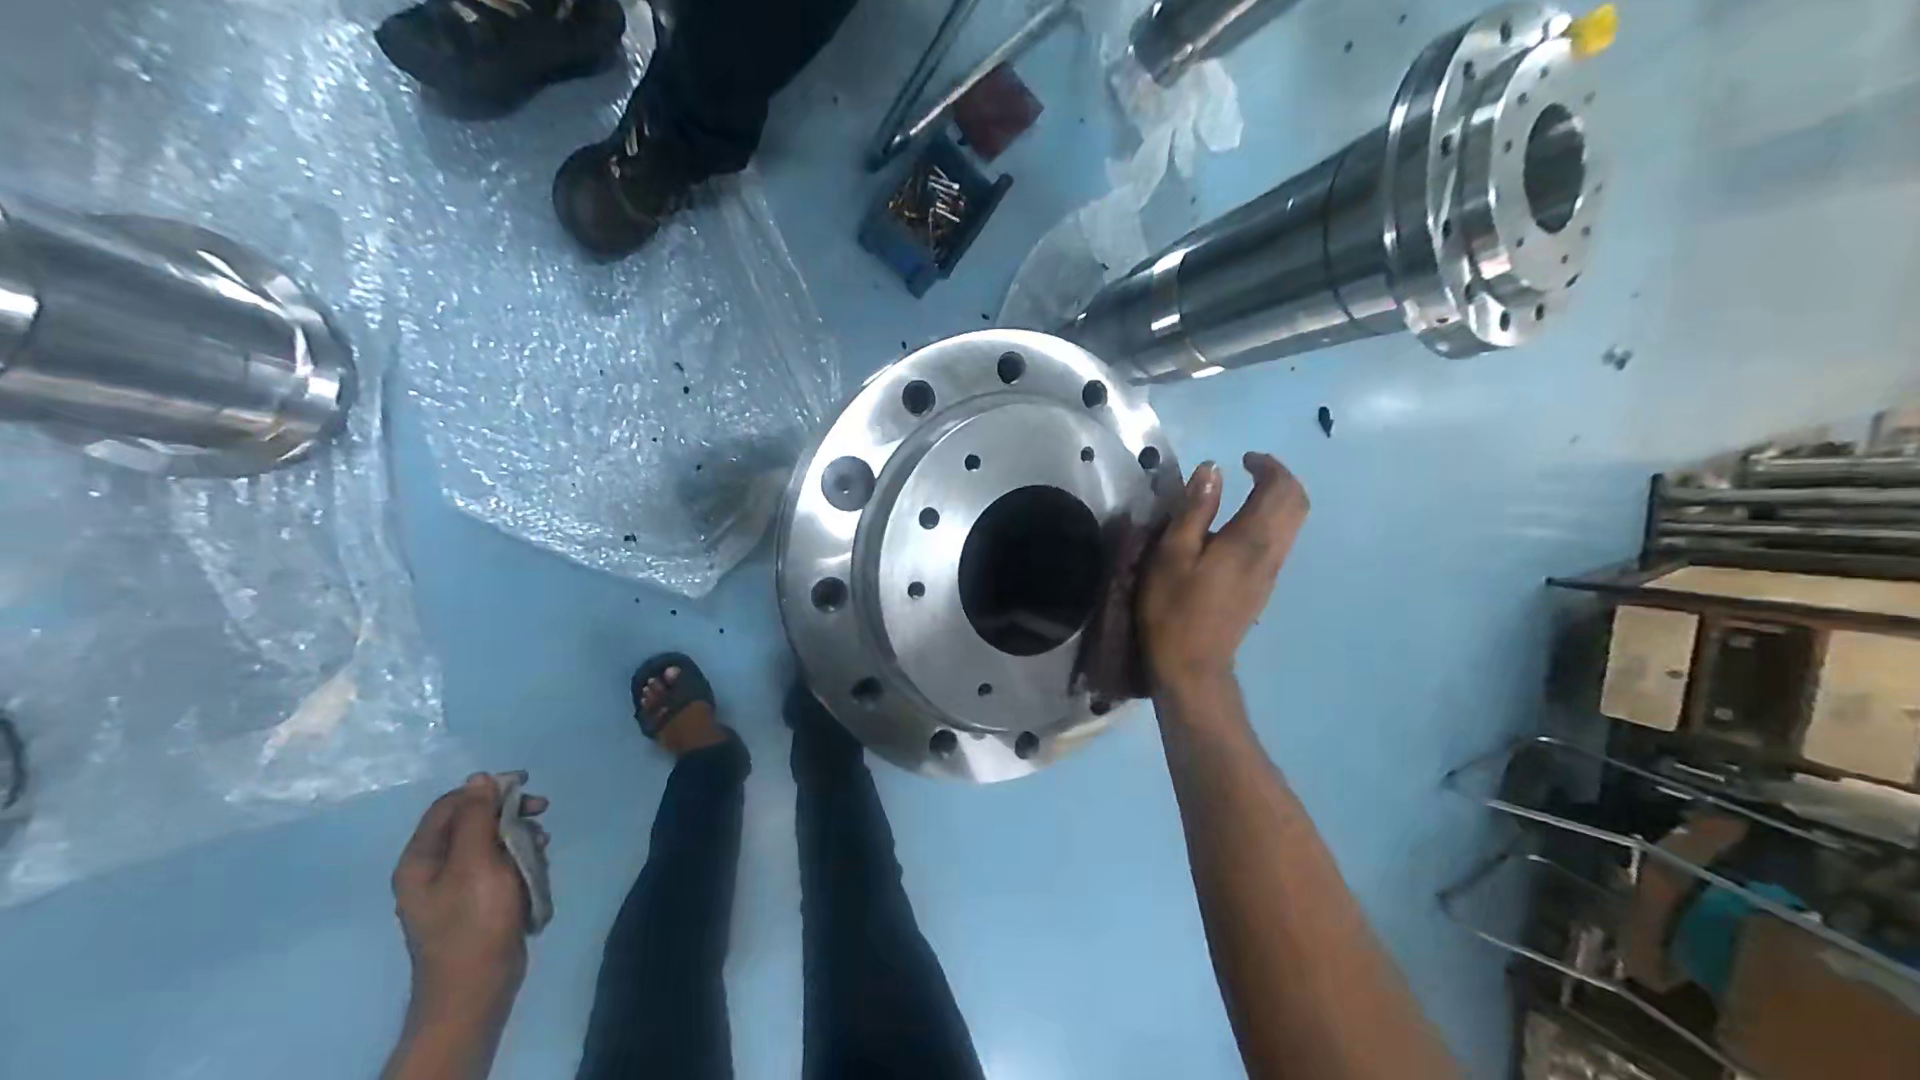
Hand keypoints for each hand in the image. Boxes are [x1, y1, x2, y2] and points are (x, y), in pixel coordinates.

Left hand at [392, 772, 547, 1014]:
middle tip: (543, 810)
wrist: (476, 987)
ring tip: (542, 846)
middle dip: (509, 812)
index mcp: (421, 859)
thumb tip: (479, 778)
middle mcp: (432, 869)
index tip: (526, 783)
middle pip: (472, 821)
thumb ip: (476, 818)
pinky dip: (519, 858)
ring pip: (491, 842)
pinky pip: (499, 865)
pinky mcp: (477, 900)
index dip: (487, 788)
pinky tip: (537, 865)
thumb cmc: (474, 921)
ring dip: (519, 835)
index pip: (451, 804)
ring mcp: (455, 887)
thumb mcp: (476, 863)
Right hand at [1138, 453, 1308, 693]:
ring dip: (1279, 499)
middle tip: (1251, 469)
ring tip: (1247, 492)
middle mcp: (1272, 552)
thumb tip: (1211, 470)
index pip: (1280, 489)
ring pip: (1293, 524)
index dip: (1267, 466)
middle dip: (1281, 478)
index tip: (1243, 458)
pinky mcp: (1263, 586)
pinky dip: (1272, 520)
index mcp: (1251, 539)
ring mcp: (1272, 572)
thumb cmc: (1174, 607)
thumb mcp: (1172, 554)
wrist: (1192, 665)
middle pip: (1297, 504)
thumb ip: (1194, 510)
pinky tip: (1240, 527)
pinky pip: (1282, 541)